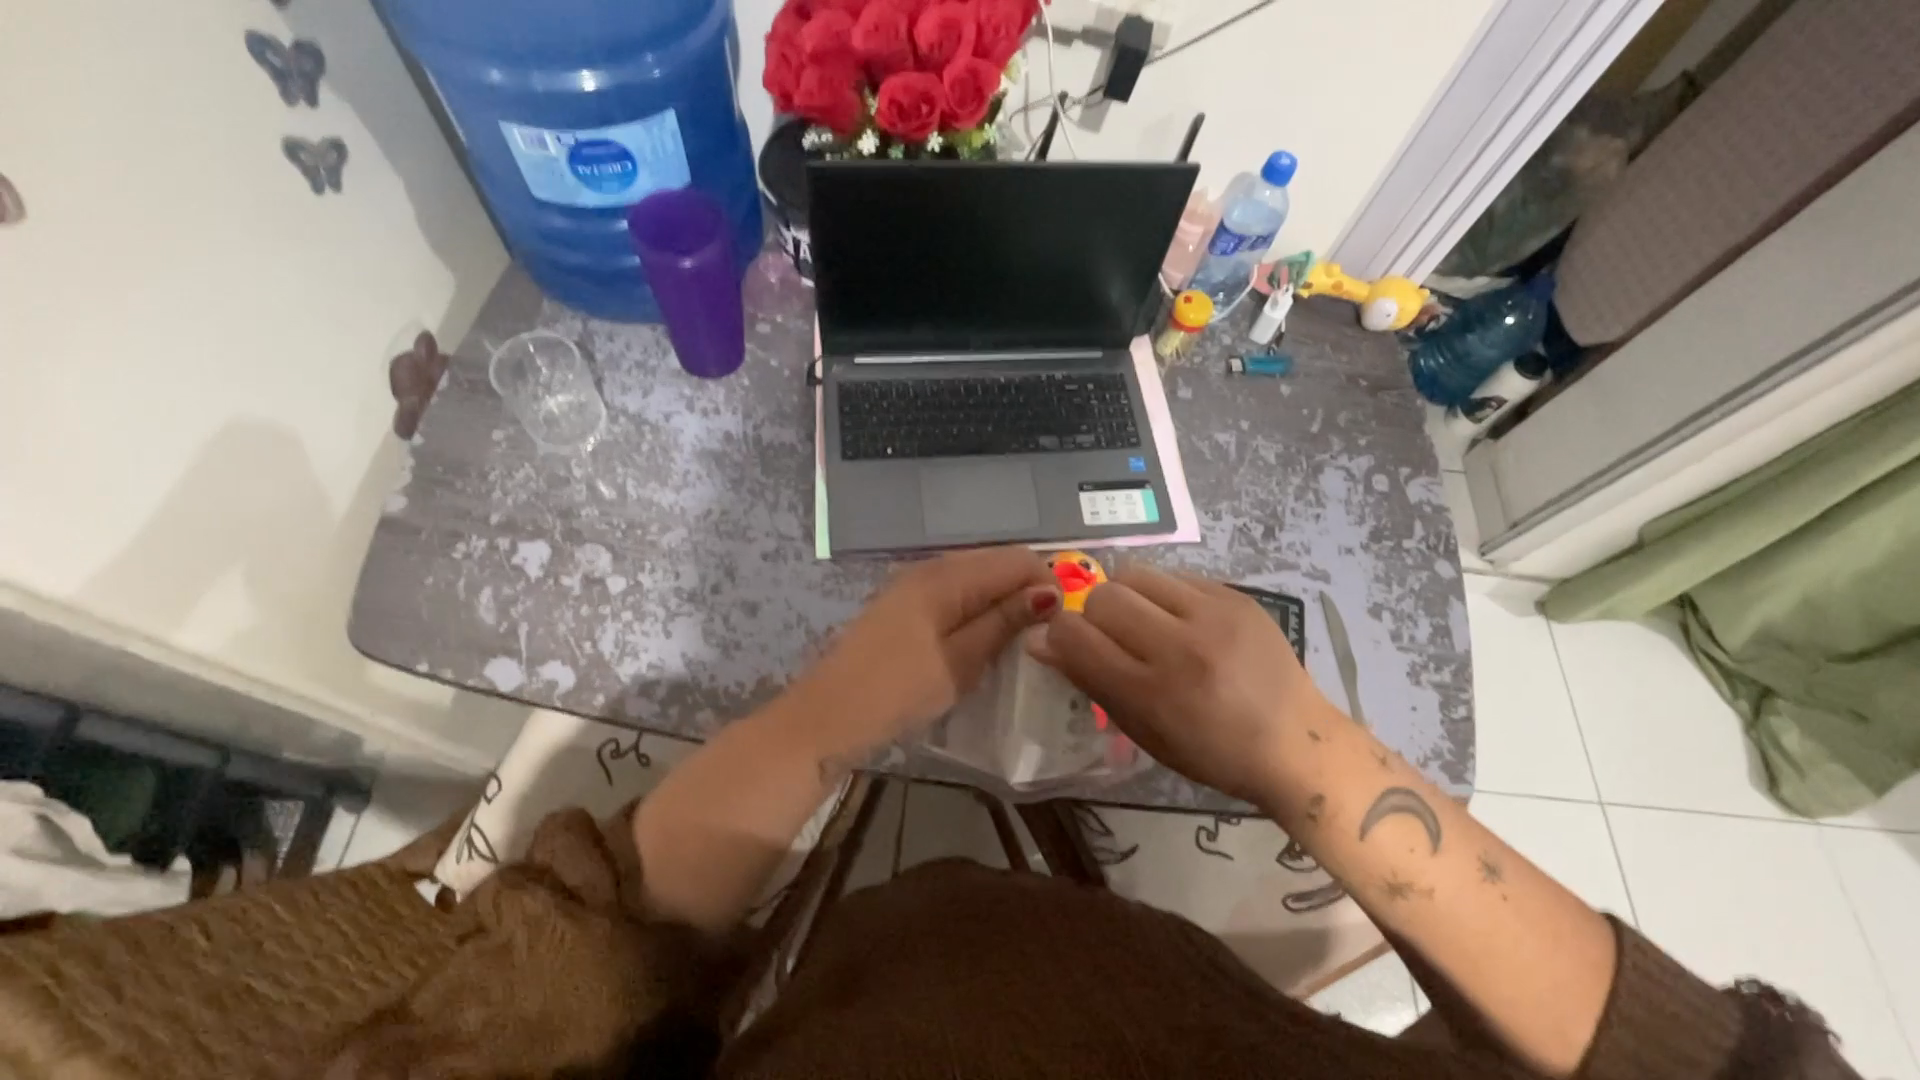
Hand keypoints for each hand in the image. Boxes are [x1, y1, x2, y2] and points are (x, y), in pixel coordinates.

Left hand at [796, 547, 1059, 751]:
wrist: (827, 717)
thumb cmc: (896, 692)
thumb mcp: (959, 662)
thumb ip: (1003, 623)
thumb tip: (1049, 592)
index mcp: (947, 576)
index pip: (1017, 559)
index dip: (1047, 586)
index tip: (1061, 628)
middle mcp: (931, 568)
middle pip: (996, 563)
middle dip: (1027, 592)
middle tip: (1043, 638)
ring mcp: (914, 585)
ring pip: (977, 579)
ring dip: (1002, 603)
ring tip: (1017, 644)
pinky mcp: (904, 606)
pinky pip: (955, 594)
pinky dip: (976, 611)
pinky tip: (983, 642)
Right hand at [1029, 566, 1327, 802]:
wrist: (1296, 744)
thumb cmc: (1211, 752)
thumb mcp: (1144, 733)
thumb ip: (1092, 682)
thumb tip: (1040, 640)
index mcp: (1154, 693)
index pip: (1076, 637)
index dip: (1058, 636)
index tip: (1066, 644)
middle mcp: (1182, 646)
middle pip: (1103, 596)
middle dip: (1094, 615)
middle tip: (1113, 638)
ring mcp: (1214, 615)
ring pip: (1136, 574)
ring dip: (1127, 597)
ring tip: (1144, 623)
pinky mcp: (1237, 596)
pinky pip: (1176, 576)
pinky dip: (1164, 595)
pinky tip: (1180, 621)